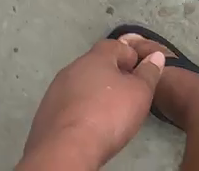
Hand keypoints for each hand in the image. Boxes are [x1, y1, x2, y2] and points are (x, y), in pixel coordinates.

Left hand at [19, 37, 164, 169]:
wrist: (64, 152)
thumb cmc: (107, 116)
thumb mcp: (140, 93)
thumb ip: (149, 72)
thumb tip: (155, 56)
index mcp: (95, 57)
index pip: (116, 45)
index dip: (130, 57)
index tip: (140, 73)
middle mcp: (72, 69)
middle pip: (96, 65)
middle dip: (111, 76)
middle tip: (125, 94)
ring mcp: (54, 93)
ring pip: (79, 86)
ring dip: (92, 94)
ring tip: (106, 114)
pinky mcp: (43, 117)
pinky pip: (67, 107)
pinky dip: (78, 112)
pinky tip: (87, 127)